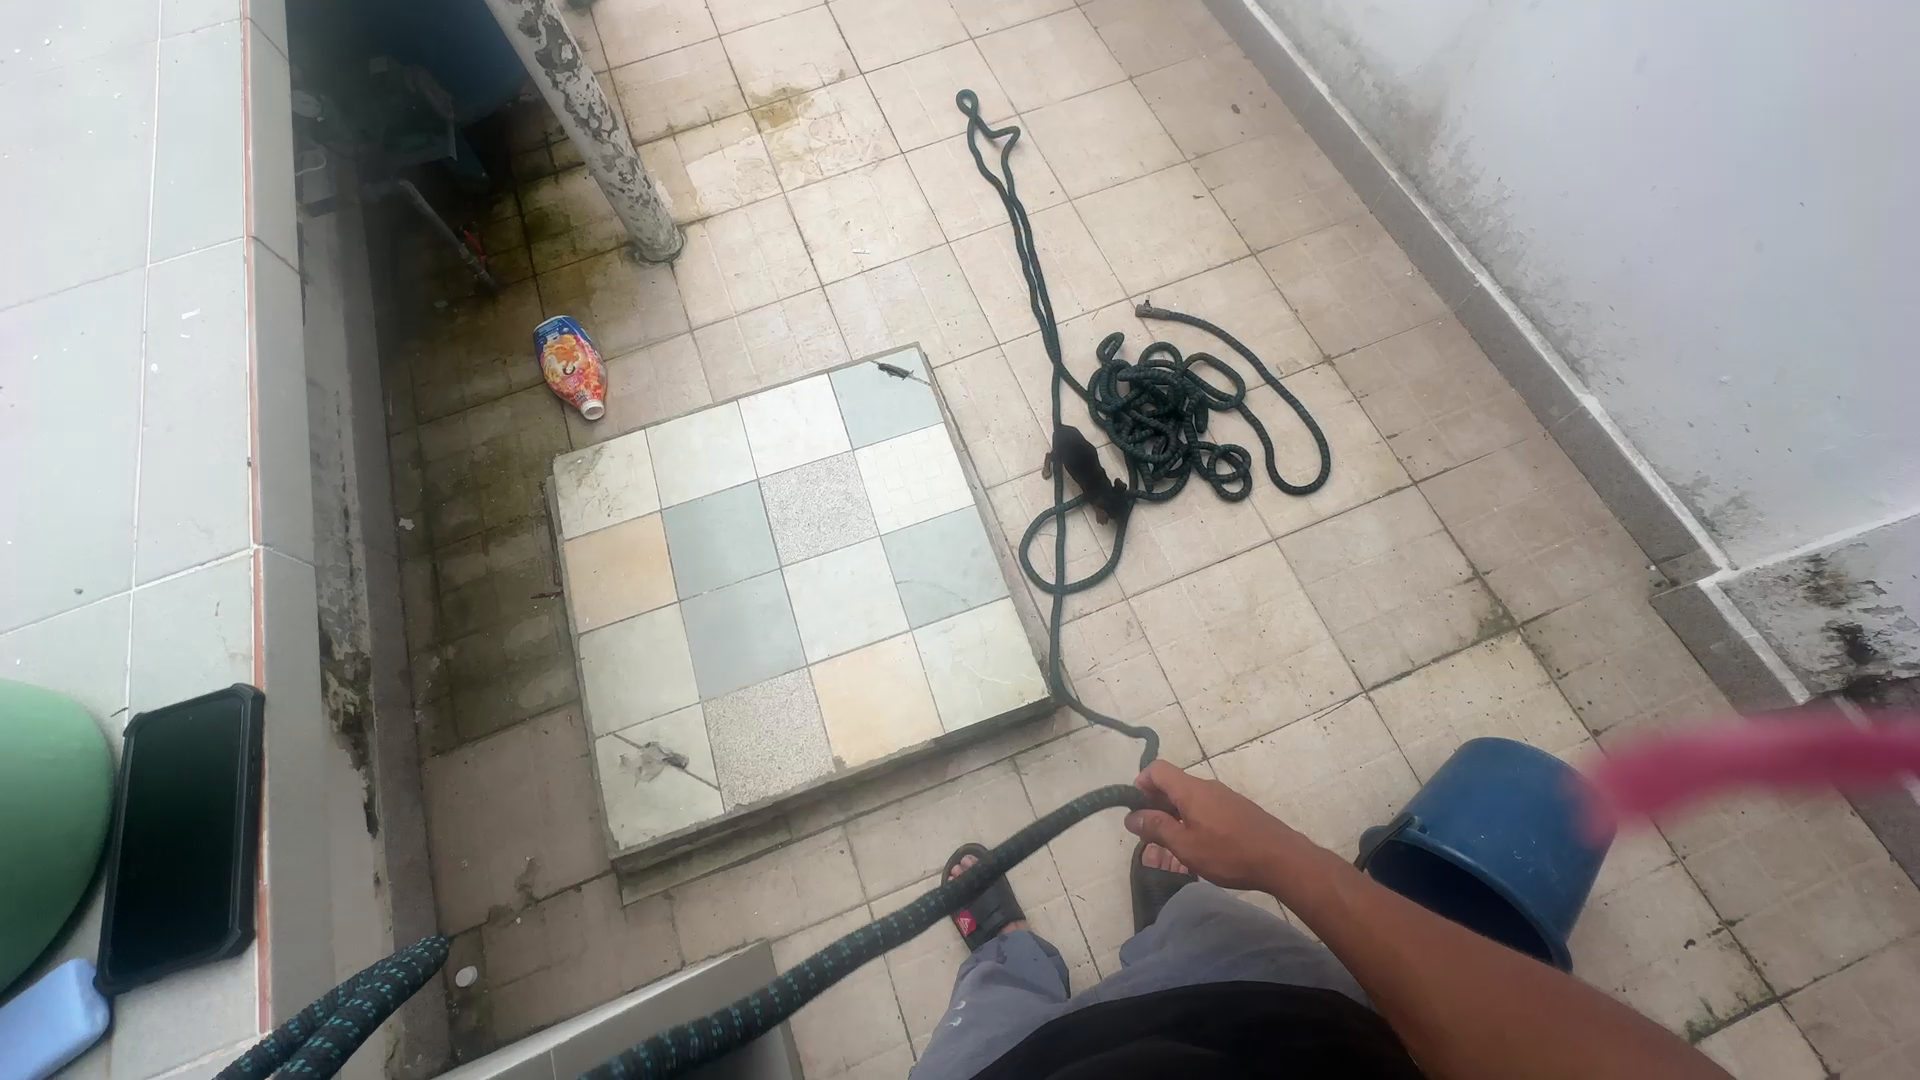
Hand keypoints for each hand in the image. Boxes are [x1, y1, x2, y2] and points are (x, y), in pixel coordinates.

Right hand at [1123, 761, 1310, 890]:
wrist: (1283, 860)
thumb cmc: (1229, 853)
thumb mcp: (1185, 846)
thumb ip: (1156, 829)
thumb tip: (1131, 817)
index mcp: (1190, 789)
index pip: (1157, 769)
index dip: (1141, 784)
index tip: (1137, 810)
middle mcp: (1206, 786)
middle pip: (1173, 783)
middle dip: (1156, 804)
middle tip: (1152, 833)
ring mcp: (1225, 797)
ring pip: (1190, 797)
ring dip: (1176, 814)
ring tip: (1175, 843)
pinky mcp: (1238, 810)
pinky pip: (1207, 806)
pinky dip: (1194, 818)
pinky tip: (1201, 844)